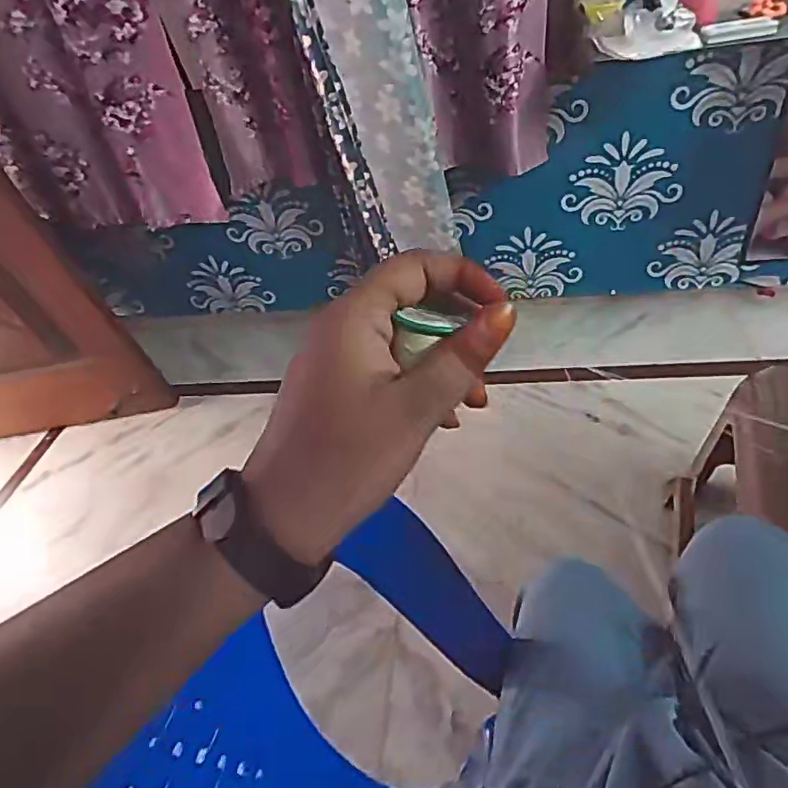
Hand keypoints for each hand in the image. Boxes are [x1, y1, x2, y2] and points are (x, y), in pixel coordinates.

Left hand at [242, 250, 515, 563]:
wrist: (283, 520)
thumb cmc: (351, 458)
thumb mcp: (417, 407)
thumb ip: (463, 355)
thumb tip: (505, 311)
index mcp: (355, 316)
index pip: (415, 267)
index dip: (464, 276)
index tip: (500, 308)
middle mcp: (342, 325)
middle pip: (412, 301)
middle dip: (458, 328)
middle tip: (488, 364)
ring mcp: (337, 356)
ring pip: (404, 337)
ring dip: (444, 361)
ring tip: (473, 401)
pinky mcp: (338, 384)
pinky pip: (388, 364)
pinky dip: (420, 380)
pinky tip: (443, 417)